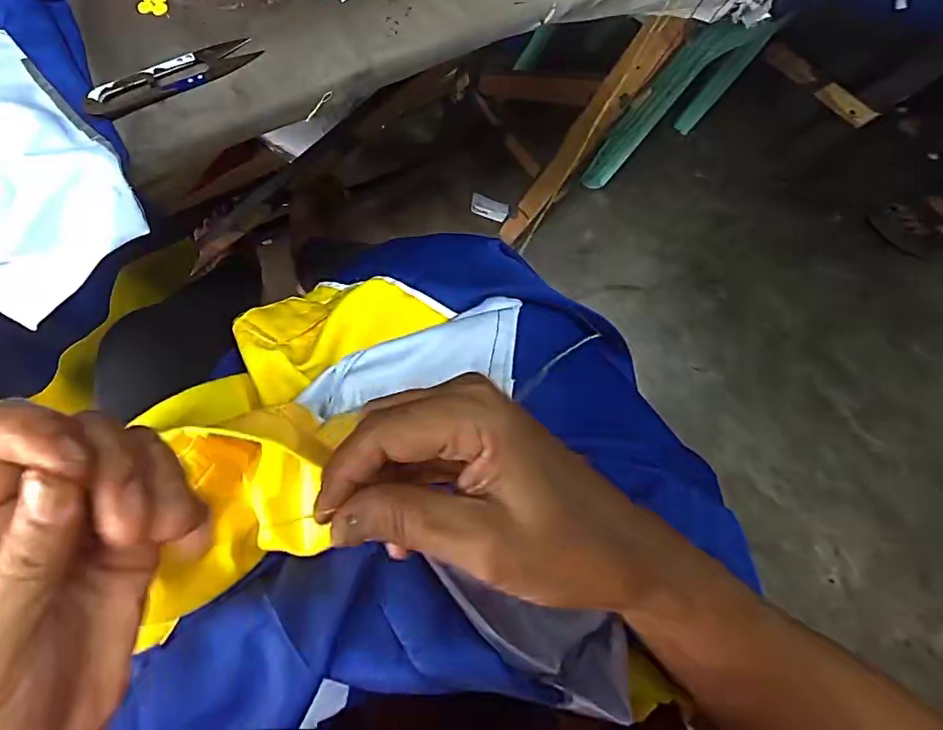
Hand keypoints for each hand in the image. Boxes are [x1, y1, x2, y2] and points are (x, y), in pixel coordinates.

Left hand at [0, 404, 211, 729]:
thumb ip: (20, 562)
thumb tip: (55, 475)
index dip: (38, 431)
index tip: (73, 465)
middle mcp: (40, 502)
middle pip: (85, 431)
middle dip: (114, 465)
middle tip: (124, 527)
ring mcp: (95, 513)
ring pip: (135, 447)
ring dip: (157, 481)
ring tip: (154, 537)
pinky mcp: (140, 533)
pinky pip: (172, 485)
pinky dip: (187, 503)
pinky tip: (186, 541)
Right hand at [314, 374, 693, 613]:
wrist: (623, 550)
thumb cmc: (560, 550)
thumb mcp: (478, 543)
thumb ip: (404, 519)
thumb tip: (337, 516)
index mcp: (471, 410)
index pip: (382, 430)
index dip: (343, 474)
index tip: (320, 525)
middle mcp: (468, 393)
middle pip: (387, 422)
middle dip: (357, 473)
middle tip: (339, 531)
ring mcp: (476, 407)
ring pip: (400, 432)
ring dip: (379, 479)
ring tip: (373, 536)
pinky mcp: (480, 428)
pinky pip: (424, 443)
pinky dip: (404, 479)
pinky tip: (403, 526)